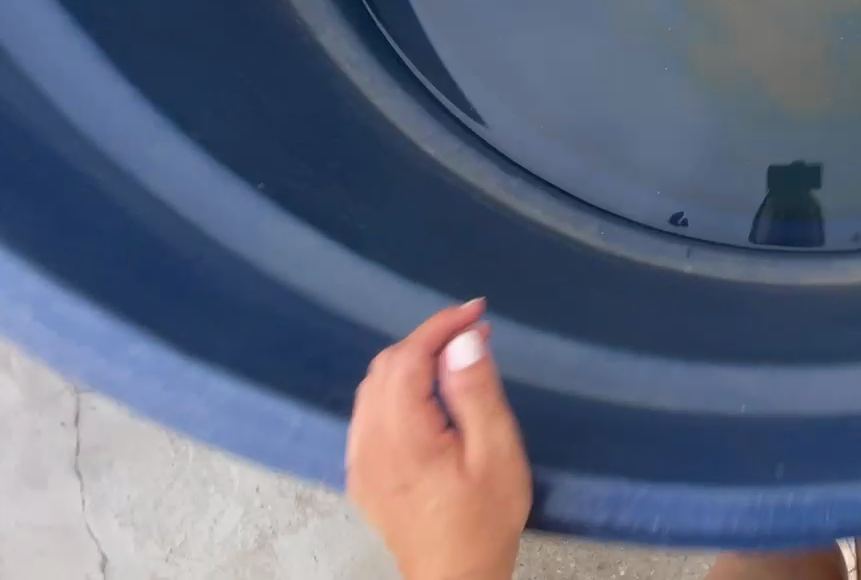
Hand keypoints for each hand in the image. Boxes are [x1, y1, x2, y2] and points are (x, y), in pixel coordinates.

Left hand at [347, 299, 530, 579]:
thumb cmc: (487, 511)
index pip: (407, 361)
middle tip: (477, 328)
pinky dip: (401, 382)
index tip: (479, 310)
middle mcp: (369, 447)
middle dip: (428, 337)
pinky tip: (433, 385)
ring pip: (373, 388)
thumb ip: (475, 392)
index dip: (440, 327)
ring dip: (414, 357)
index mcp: (403, 439)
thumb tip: (462, 340)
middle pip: (384, 370)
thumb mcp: (496, 448)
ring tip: (461, 350)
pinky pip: (372, 410)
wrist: (457, 576)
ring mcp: (361, 462)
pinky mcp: (365, 473)